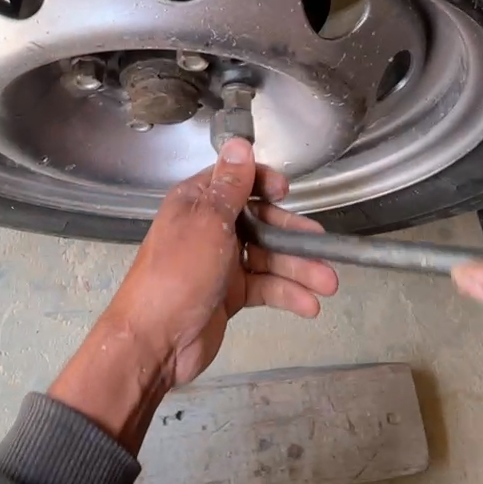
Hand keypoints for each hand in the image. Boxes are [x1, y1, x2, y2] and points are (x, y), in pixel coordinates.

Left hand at [48, 138, 338, 451]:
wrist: (154, 341)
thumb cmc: (178, 273)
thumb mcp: (208, 222)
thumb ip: (230, 186)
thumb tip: (239, 142)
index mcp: (197, 202)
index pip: (237, 180)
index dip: (264, 183)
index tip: (287, 192)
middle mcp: (210, 227)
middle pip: (260, 221)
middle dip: (292, 234)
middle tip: (323, 246)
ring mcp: (221, 262)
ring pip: (268, 256)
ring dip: (298, 269)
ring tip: (328, 284)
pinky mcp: (230, 294)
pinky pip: (264, 286)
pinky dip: (287, 294)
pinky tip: (309, 305)